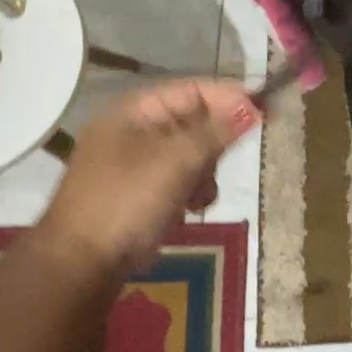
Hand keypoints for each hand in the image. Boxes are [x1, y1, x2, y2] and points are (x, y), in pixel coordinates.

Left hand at [37, 79, 259, 275]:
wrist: (83, 261)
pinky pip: (184, 182)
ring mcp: (140, 163)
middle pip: (197, 123)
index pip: (194, 90)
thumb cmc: (126, 201)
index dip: (231, 98)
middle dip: (214, 147)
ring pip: (196, 156)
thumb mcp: (176, 161)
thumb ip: (218, 131)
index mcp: (135, 111)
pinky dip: (192, 194)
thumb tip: (256, 105)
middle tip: (216, 165)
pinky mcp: (145, 192)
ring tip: (194, 196)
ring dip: (205, 176)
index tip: (267, 111)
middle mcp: (137, 131)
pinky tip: (185, 211)